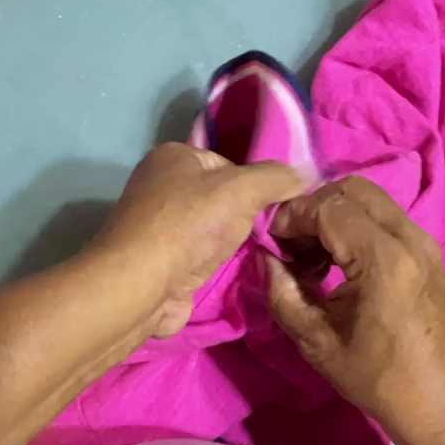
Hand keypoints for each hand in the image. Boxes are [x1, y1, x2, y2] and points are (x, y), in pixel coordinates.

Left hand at [90, 143, 307, 336]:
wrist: (140, 287)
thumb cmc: (188, 227)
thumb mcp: (242, 190)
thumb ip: (276, 178)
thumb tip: (304, 175)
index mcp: (172, 156)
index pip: (229, 165)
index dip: (254, 187)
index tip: (271, 210)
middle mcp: (160, 185)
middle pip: (220, 198)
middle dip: (244, 218)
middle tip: (266, 236)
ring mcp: (157, 225)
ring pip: (211, 229)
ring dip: (230, 245)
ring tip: (251, 257)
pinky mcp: (159, 260)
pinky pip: (199, 256)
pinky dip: (214, 265)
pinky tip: (228, 274)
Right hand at [264, 177, 444, 443]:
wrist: (442, 401)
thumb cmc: (378, 377)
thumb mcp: (315, 340)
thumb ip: (282, 291)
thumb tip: (263, 256)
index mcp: (382, 259)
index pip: (327, 207)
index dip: (291, 216)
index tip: (270, 241)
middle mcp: (408, 237)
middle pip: (350, 189)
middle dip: (312, 207)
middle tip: (290, 243)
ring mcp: (422, 240)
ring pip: (368, 197)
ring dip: (332, 213)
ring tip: (310, 254)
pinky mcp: (426, 249)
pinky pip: (382, 215)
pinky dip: (353, 223)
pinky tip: (336, 260)